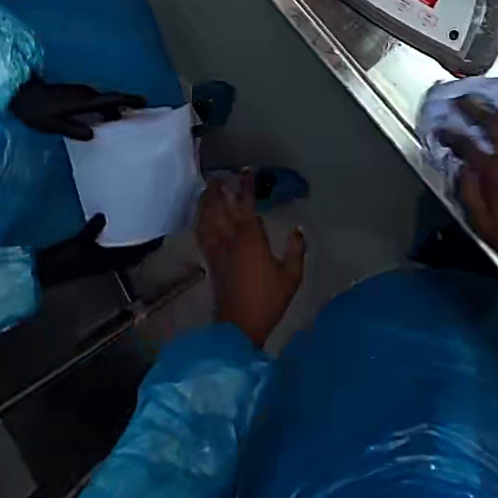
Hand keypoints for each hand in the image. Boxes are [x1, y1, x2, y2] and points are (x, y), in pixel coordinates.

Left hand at [9, 78, 144, 139]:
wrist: (21, 94)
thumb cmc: (36, 112)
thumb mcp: (53, 125)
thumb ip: (73, 130)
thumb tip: (92, 135)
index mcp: (84, 101)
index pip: (112, 98)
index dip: (129, 100)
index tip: (144, 101)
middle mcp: (86, 93)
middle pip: (110, 100)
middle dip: (123, 108)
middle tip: (134, 120)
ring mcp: (80, 92)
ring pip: (102, 100)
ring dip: (112, 109)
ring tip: (119, 123)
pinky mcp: (75, 93)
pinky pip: (96, 100)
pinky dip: (103, 108)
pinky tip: (101, 120)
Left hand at [197, 170, 305, 348]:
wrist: (239, 325)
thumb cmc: (268, 300)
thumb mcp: (291, 277)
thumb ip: (295, 250)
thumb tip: (297, 231)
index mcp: (250, 238)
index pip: (245, 203)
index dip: (245, 185)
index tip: (246, 171)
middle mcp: (229, 238)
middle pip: (218, 205)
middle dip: (219, 188)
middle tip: (222, 175)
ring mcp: (216, 248)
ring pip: (206, 217)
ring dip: (206, 200)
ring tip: (210, 189)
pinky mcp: (209, 259)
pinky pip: (201, 232)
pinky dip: (201, 218)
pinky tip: (202, 215)